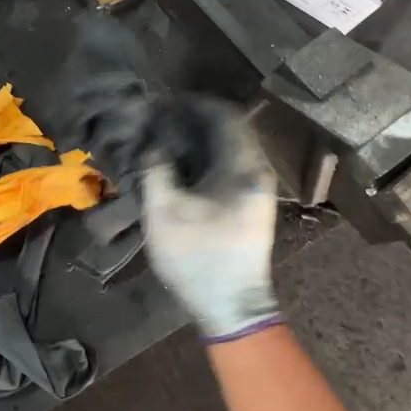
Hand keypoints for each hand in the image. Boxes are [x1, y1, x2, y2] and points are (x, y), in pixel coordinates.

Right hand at [142, 98, 280, 342]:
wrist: (231, 307)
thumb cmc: (198, 258)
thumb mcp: (165, 213)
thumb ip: (157, 171)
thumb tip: (153, 145)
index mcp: (244, 170)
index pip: (226, 117)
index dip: (194, 104)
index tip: (163, 103)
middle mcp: (257, 173)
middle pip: (230, 130)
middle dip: (193, 120)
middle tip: (159, 120)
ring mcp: (256, 190)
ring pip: (228, 148)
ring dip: (197, 139)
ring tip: (163, 139)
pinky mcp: (248, 205)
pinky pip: (228, 165)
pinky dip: (203, 157)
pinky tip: (177, 165)